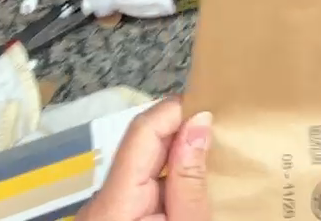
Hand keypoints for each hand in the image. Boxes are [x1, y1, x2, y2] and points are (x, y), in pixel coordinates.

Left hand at [78, 98, 212, 220]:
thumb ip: (189, 180)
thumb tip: (199, 119)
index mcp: (114, 202)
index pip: (142, 129)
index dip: (177, 110)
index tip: (213, 111)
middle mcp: (100, 200)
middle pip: (142, 145)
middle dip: (181, 133)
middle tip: (220, 136)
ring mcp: (102, 211)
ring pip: (142, 165)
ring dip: (176, 157)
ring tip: (211, 161)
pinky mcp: (109, 219)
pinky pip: (139, 186)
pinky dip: (166, 180)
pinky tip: (189, 191)